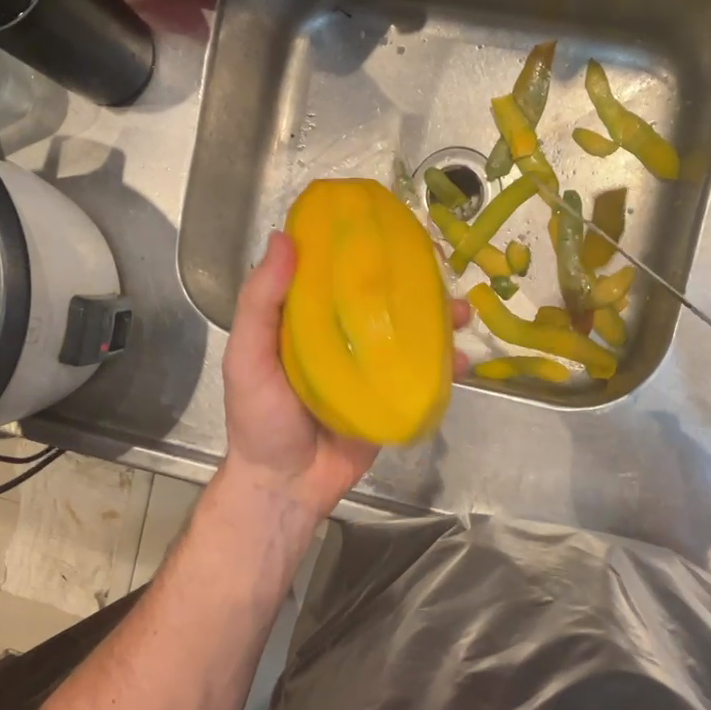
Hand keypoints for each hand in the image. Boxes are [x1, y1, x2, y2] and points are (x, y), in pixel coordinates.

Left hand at [222, 231, 469, 519]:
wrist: (285, 486)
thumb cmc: (259, 419)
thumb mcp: (248, 357)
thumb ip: (261, 302)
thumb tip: (285, 238)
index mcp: (306, 319)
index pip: (335, 271)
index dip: (359, 245)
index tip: (386, 223)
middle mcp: (341, 336)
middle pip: (382, 298)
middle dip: (414, 280)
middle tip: (439, 265)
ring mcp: (369, 368)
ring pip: (410, 333)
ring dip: (439, 319)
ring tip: (462, 314)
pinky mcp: (390, 398)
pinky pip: (422, 376)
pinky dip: (446, 367)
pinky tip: (463, 362)